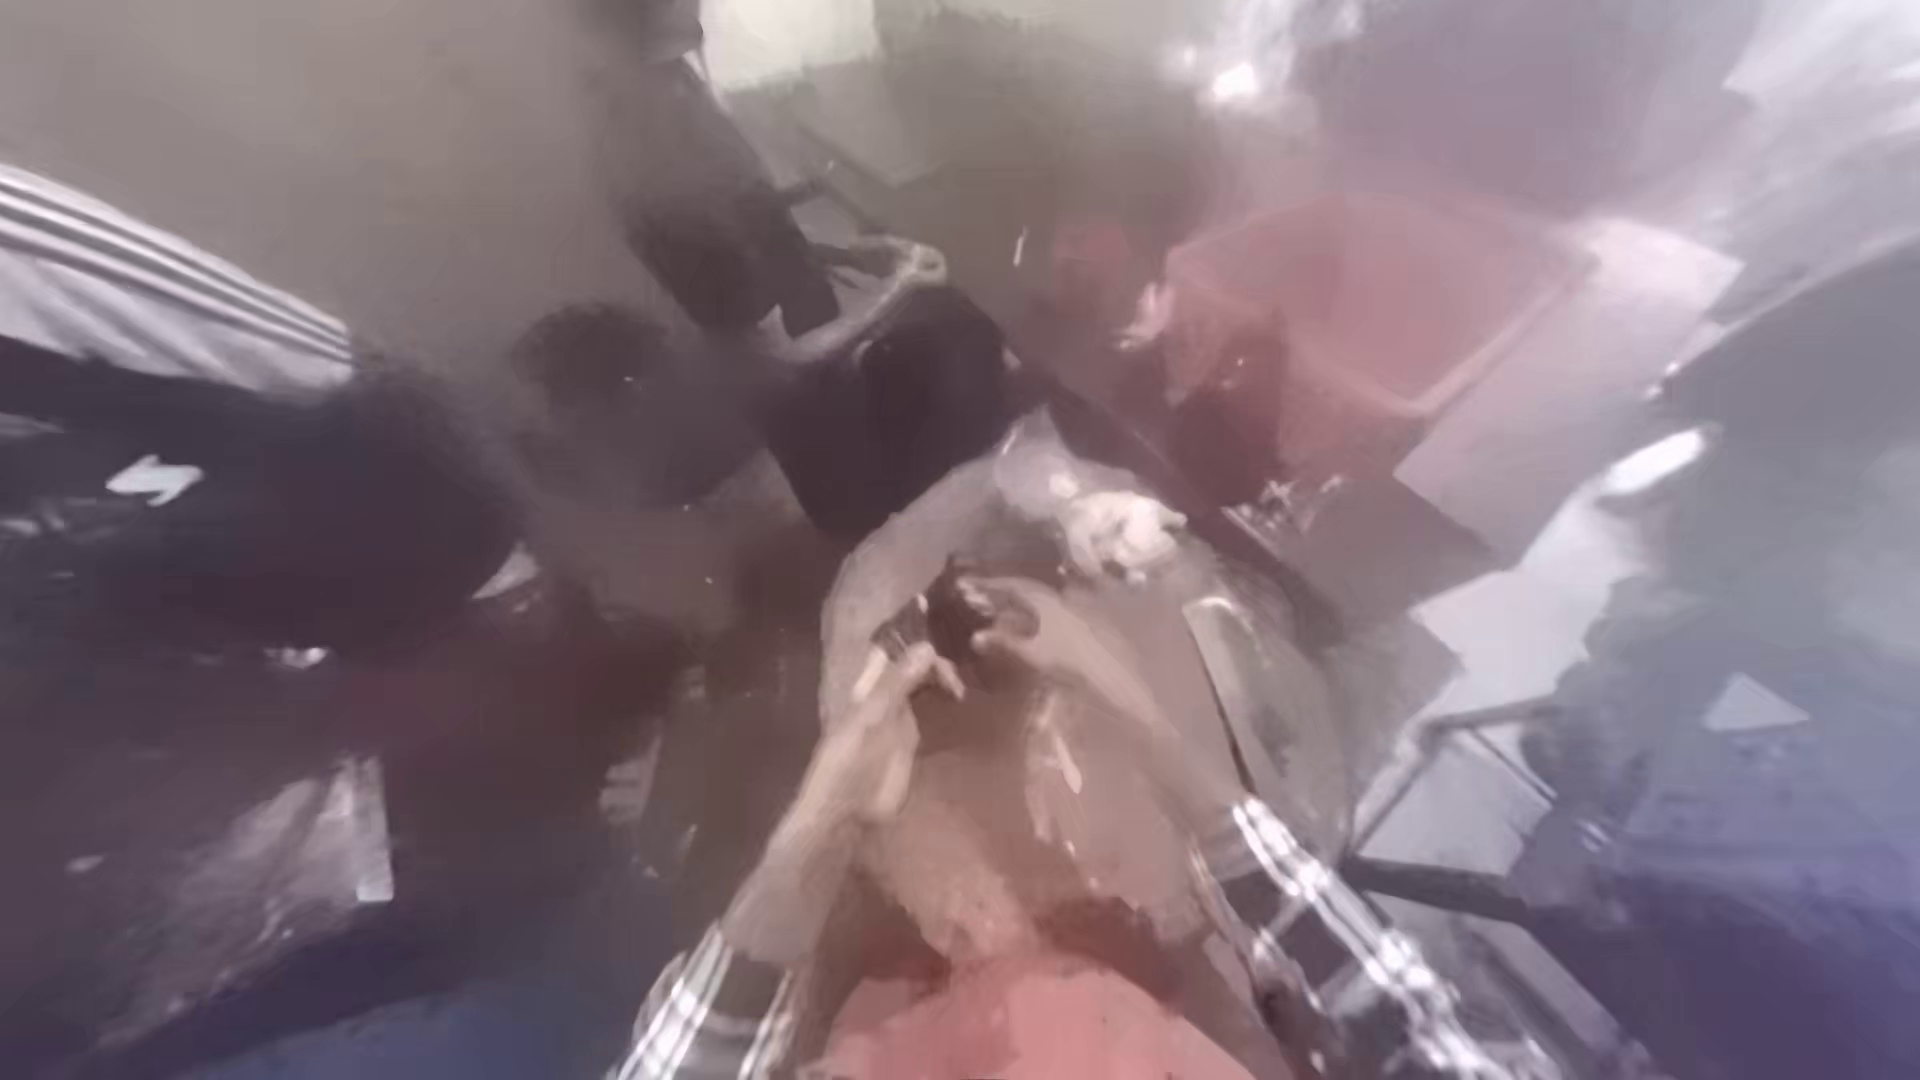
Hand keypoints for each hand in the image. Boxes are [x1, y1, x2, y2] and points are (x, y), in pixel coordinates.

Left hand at [807, 642, 959, 825]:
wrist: (847, 815)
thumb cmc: (850, 764)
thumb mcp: (871, 719)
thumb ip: (897, 683)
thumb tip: (928, 646)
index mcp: (868, 684)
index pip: (891, 647)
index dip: (911, 630)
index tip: (939, 618)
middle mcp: (884, 693)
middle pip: (912, 663)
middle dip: (935, 659)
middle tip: (956, 678)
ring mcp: (899, 714)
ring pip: (923, 682)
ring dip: (941, 676)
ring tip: (961, 687)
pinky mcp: (912, 736)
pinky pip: (929, 706)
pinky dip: (943, 698)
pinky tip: (960, 698)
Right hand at [962, 575, 1245, 831]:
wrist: (1130, 699)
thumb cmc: (1080, 674)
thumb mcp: (1038, 659)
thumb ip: (1007, 644)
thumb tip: (977, 636)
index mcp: (1054, 602)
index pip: (1016, 584)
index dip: (991, 584)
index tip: (967, 586)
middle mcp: (1069, 602)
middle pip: (1030, 592)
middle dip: (1004, 594)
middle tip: (979, 601)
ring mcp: (1082, 618)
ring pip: (1043, 606)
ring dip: (1020, 609)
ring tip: (998, 618)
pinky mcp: (1090, 636)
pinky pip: (1053, 620)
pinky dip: (1035, 623)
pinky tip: (1028, 637)